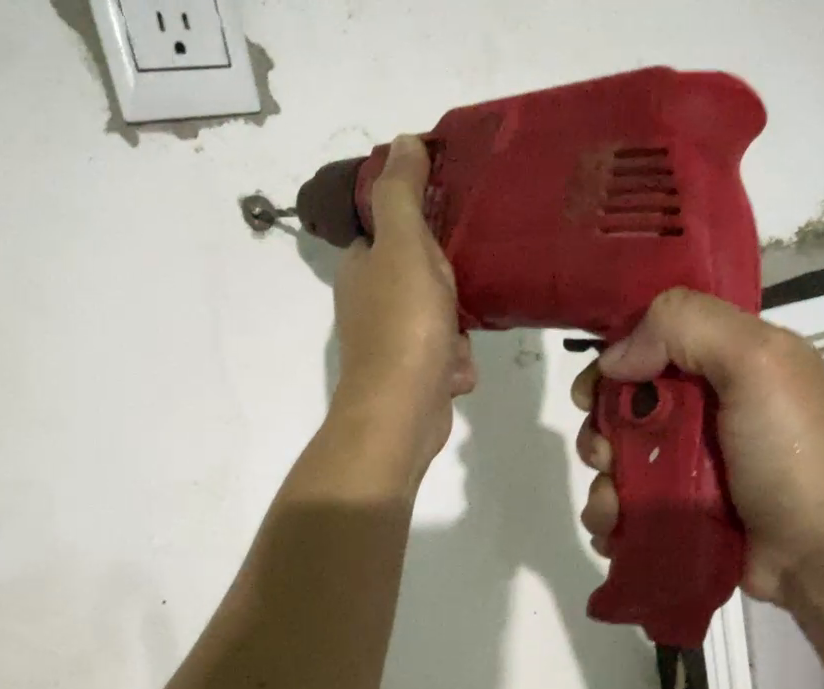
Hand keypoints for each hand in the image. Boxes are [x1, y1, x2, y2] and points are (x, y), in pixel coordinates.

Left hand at [329, 135, 476, 489]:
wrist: (400, 413)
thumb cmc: (403, 326)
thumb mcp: (404, 246)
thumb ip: (402, 194)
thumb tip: (404, 140)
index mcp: (359, 267)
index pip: (393, 228)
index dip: (424, 225)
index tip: (453, 225)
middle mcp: (368, 302)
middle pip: (423, 274)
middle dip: (450, 284)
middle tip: (464, 286)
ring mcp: (389, 343)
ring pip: (441, 317)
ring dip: (458, 328)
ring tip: (461, 337)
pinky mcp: (410, 377)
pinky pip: (445, 356)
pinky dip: (455, 363)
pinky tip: (457, 372)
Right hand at [570, 289, 823, 608]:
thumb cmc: (794, 454)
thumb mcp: (759, 362)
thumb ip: (686, 328)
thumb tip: (615, 358)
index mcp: (729, 365)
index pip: (653, 344)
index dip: (615, 361)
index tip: (593, 388)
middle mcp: (708, 413)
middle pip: (626, 408)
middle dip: (603, 430)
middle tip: (608, 454)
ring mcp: (692, 470)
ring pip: (619, 465)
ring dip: (602, 484)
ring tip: (614, 508)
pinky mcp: (681, 516)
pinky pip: (627, 510)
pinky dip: (611, 520)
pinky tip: (617, 533)